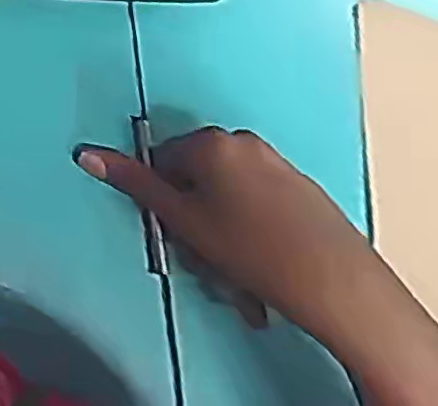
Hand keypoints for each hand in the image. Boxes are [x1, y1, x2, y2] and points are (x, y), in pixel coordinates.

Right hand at [75, 129, 411, 343]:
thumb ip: (132, 181)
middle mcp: (244, 144)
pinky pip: (258, 205)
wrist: (347, 296)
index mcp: (211, 142)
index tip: (174, 227)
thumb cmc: (263, 255)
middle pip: (195, 179)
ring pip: (226, 196)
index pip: (160, 160)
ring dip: (221, 232)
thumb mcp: (182, 220)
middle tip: (204, 254)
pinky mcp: (305, 194)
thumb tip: (90, 155)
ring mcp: (278, 167)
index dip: (162, 199)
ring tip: (235, 273)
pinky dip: (251, 233)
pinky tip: (259, 269)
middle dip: (194, 219)